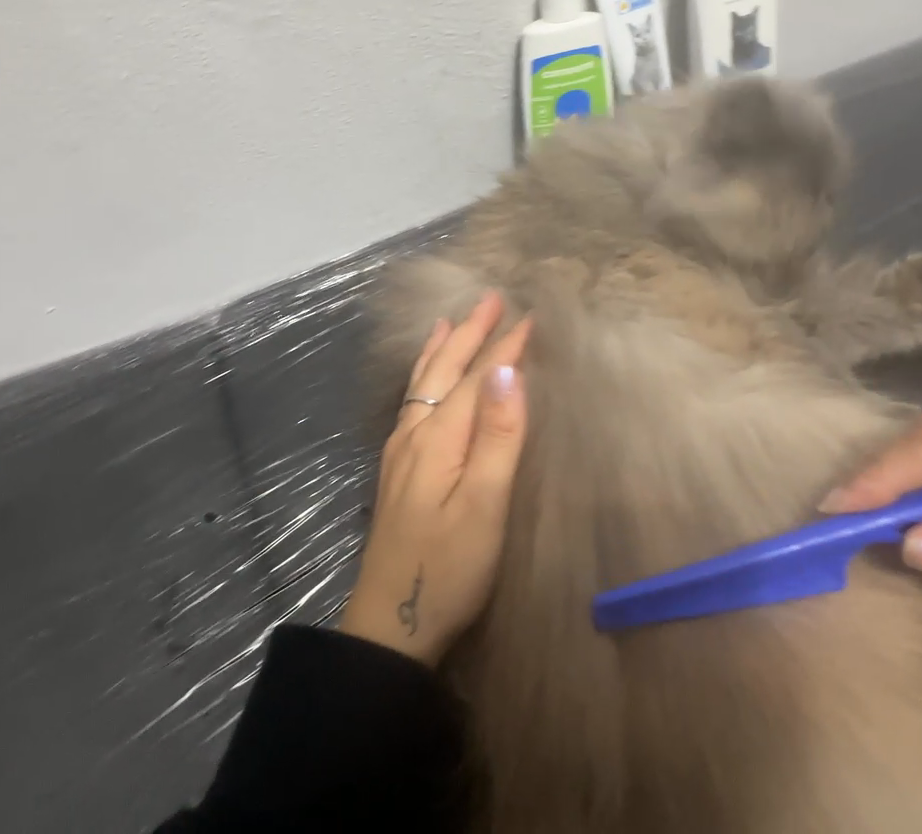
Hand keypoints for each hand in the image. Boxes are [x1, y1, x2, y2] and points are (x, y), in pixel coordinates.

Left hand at [338, 291, 531, 663]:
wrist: (389, 621)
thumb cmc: (449, 569)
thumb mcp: (485, 506)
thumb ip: (499, 437)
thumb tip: (510, 371)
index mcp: (440, 439)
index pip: (479, 378)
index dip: (506, 346)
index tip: (532, 315)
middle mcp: (415, 435)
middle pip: (445, 372)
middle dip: (470, 333)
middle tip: (493, 299)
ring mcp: (400, 453)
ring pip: (424, 384)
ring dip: (442, 349)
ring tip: (452, 320)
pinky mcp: (397, 471)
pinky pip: (413, 404)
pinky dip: (425, 377)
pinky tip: (425, 383)